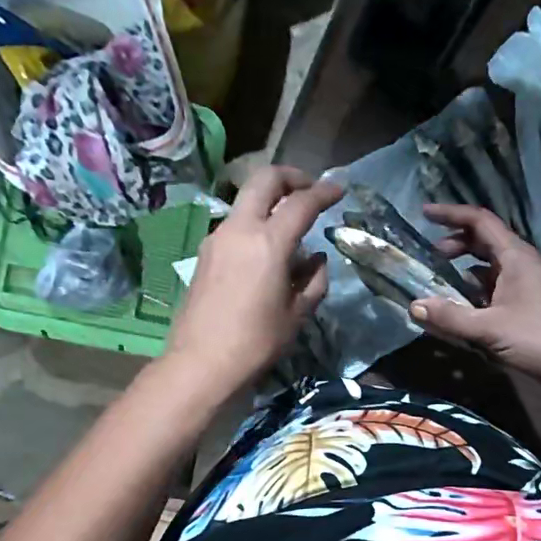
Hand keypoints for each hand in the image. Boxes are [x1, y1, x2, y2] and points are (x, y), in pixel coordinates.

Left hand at [163, 166, 340, 394]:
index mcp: (268, 243)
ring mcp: (217, 239)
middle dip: (291, 176)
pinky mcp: (205, 254)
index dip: (325, 192)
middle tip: (310, 188)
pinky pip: (235, 224)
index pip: (302, 203)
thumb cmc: (256, 343)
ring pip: (246, 201)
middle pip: (264, 180)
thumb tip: (317, 259)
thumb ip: (314, 280)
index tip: (339, 190)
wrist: (201, 363)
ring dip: (271, 200)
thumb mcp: (297, 314)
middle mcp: (239, 230)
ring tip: (290, 224)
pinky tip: (267, 250)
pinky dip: (255, 222)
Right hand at [410, 202, 540, 390]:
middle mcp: (523, 262)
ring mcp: (529, 282)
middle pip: (485, 240)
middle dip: (456, 243)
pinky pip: (498, 284)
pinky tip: (465, 304)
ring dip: (466, 267)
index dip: (451, 214)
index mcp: (515, 256)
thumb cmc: (537, 338)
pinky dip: (477, 287)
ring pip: (491, 264)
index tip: (425, 213)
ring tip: (442, 281)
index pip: (480, 221)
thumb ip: (450, 317)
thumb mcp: (488, 329)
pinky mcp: (531, 301)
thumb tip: (414, 306)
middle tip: (431, 256)